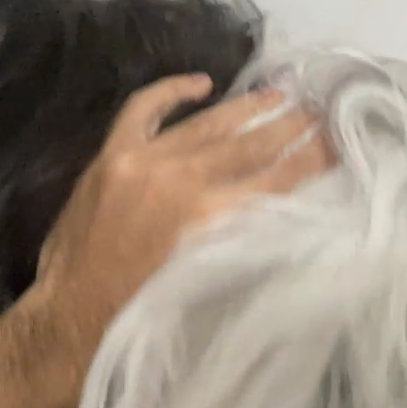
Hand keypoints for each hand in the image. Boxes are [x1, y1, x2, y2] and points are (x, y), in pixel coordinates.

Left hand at [28, 73, 334, 345]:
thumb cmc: (144, 321)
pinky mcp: (111, 156)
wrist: (67, 325)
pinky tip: (202, 82)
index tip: (338, 141)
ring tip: (280, 94)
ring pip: (206, 125)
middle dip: (289, 126)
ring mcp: (141, 161)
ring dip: (247, 109)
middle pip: (248, 145)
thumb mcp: (209, 291)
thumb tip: (283, 216)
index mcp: (207, 220)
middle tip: (320, 110)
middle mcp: (179, 180)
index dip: (311, 159)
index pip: (275, 180)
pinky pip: (144, 110)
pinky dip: (171, 92)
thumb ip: (243, 248)